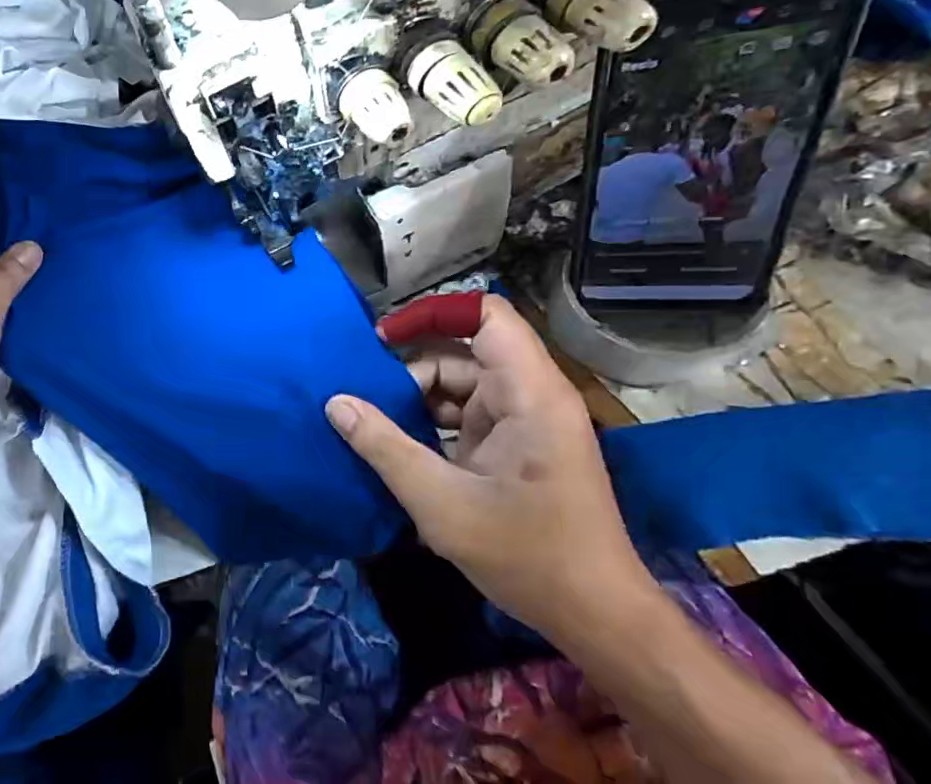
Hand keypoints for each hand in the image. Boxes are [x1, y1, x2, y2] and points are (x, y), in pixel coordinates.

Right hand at [325, 295, 654, 639]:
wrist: (595, 615)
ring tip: (367, 419)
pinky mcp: (513, 446)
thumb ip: (384, 447)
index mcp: (529, 393)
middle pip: (462, 353)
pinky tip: (394, 443)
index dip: (433, 313)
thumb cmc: (527, 554)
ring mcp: (522, 422)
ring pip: (459, 385)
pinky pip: (464, 415)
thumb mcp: (441, 502)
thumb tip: (335, 403)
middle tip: (360, 392)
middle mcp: (529, 396)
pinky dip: (429, 423)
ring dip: (415, 399)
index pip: (486, 316)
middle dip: (410, 368)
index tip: (383, 338)